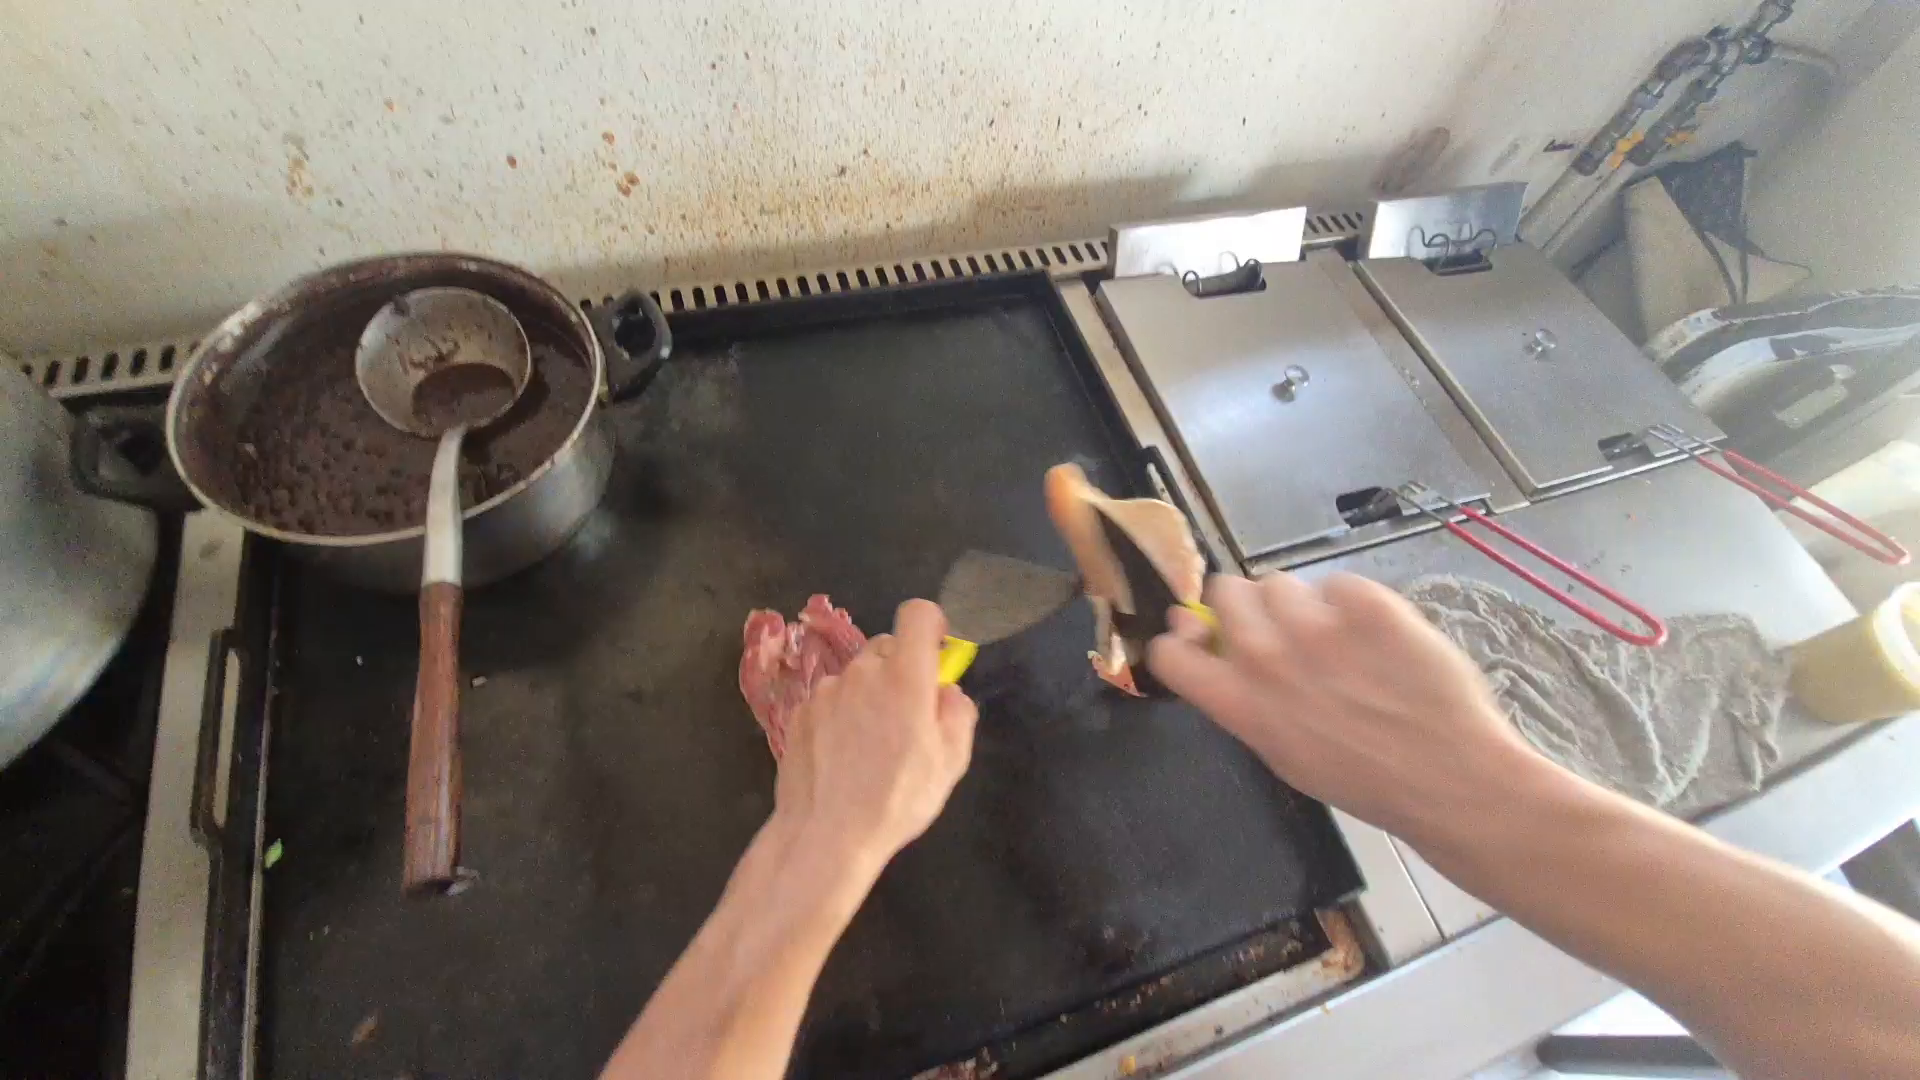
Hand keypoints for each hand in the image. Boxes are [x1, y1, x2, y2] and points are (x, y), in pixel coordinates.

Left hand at [773, 599, 979, 873]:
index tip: (936, 654)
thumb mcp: (952, 761)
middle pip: (887, 648)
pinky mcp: (799, 711)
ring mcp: (825, 689)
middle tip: (906, 717)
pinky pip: (830, 699)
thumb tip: (945, 691)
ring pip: (857, 676)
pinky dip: (840, 716)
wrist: (826, 835)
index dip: (931, 625)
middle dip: (901, 671)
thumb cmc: (899, 797)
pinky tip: (840, 757)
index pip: (918, 613)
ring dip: (868, 695)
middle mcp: (862, 670)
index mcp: (904, 675)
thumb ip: (958, 712)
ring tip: (869, 746)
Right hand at [1148, 573, 1551, 842]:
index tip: (1203, 638)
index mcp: (1238, 701)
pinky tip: (1376, 637)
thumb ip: (1236, 696)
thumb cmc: (1359, 778)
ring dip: (1298, 604)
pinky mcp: (1367, 603)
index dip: (1182, 636)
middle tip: (1280, 632)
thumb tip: (1210, 646)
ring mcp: (1316, 626)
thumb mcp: (1277, 751)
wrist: (1454, 782)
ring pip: (1278, 581)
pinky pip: (1337, 583)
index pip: (1169, 648)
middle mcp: (1265, 657)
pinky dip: (1351, 605)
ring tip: (1336, 637)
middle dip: (1245, 606)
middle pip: (1223, 590)